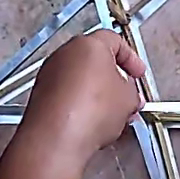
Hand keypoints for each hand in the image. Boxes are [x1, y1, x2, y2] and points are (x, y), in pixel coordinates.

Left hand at [17, 32, 146, 158]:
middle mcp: (65, 54)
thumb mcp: (129, 98)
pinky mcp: (41, 94)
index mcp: (89, 45)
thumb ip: (132, 90)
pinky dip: (82, 102)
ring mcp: (50, 74)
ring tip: (113, 112)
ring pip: (81, 77)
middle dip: (114, 77)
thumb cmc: (91, 111)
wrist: (57, 137)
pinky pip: (67, 92)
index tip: (138, 73)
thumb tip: (129, 94)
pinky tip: (94, 120)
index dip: (132, 59)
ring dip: (99, 91)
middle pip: (95, 59)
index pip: (115, 41)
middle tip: (128, 93)